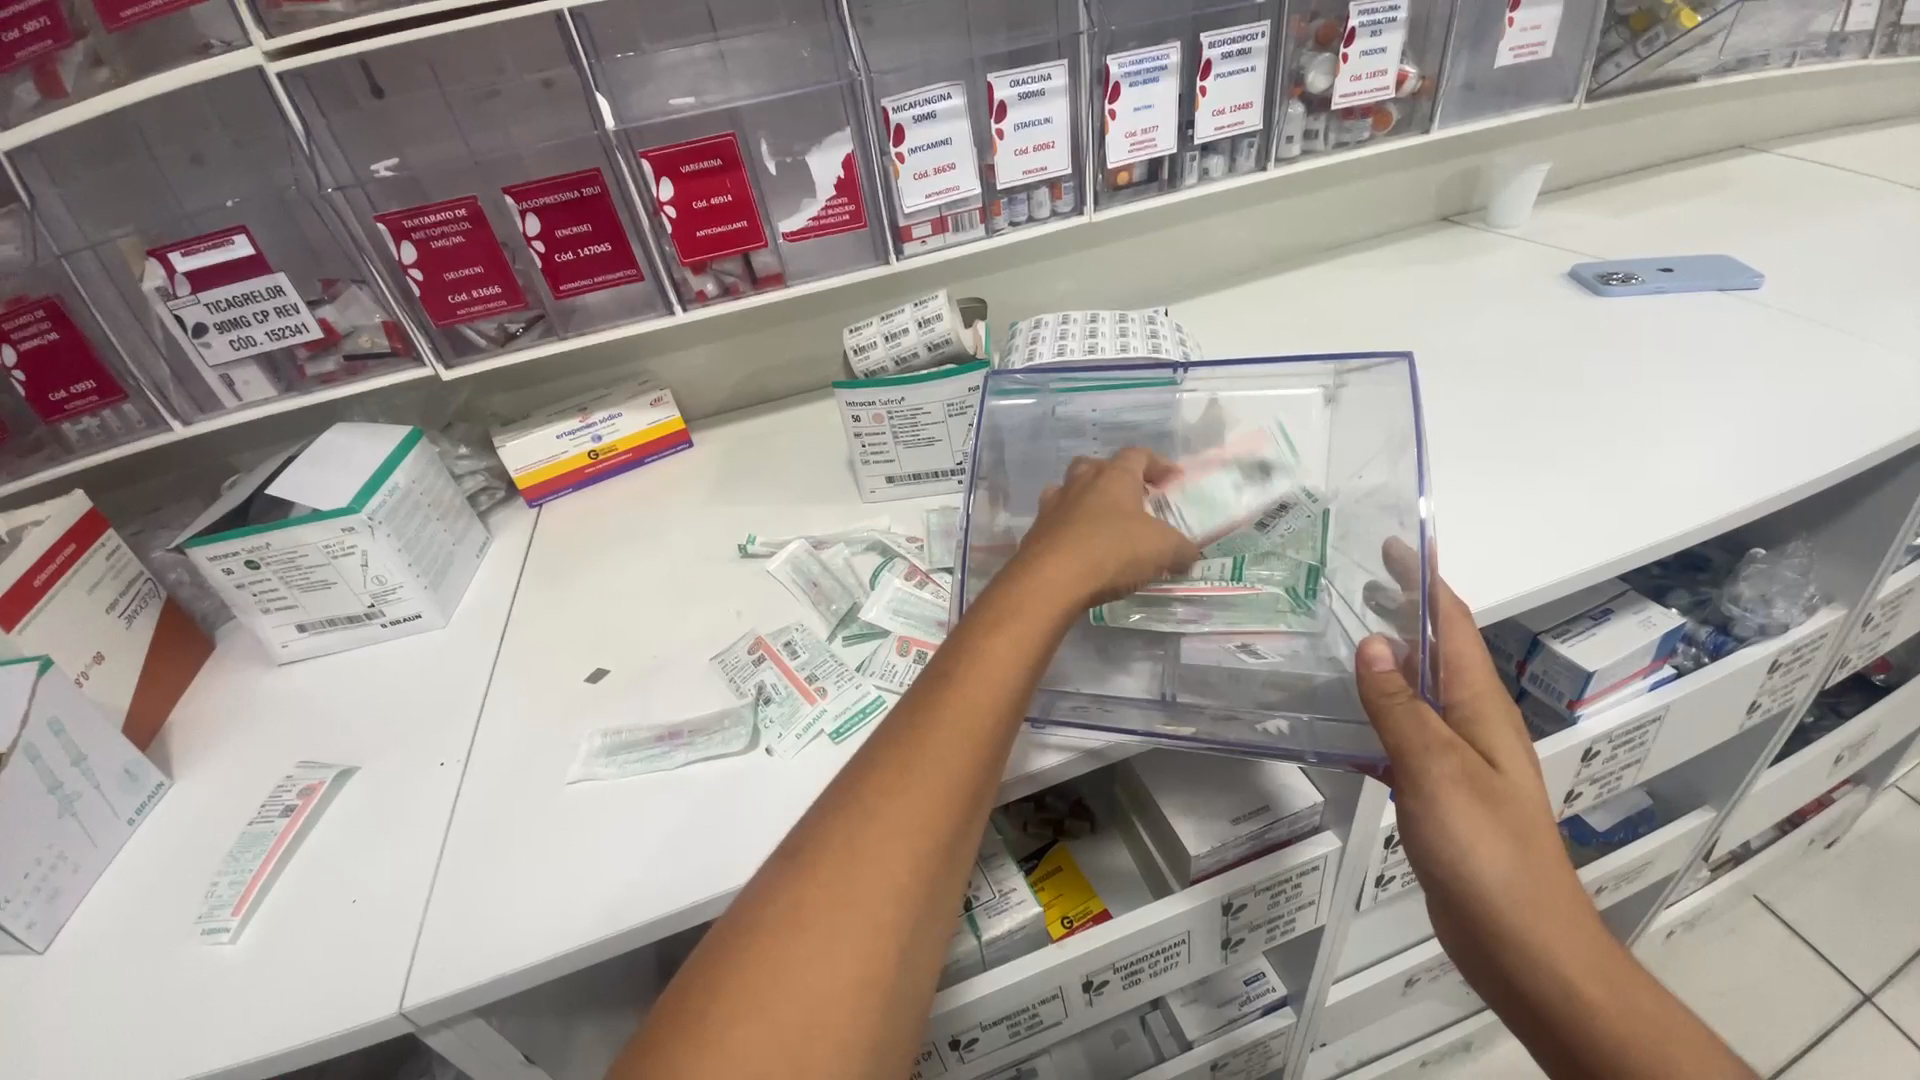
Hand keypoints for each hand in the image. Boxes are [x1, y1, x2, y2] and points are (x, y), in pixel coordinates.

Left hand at [1012, 448, 1202, 607]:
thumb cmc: (1112, 551)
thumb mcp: (1163, 550)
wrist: (1050, 580)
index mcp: (1113, 477)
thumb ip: (1181, 549)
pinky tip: (1080, 551)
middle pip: (1095, 466)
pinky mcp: (1035, 533)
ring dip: (1086, 503)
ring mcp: (1052, 506)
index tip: (1173, 480)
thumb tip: (1188, 555)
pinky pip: (1056, 523)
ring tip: (1103, 525)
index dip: (1158, 464)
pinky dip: (1069, 531)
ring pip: (1069, 491)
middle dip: (1114, 478)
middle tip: (1131, 500)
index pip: (1137, 455)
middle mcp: (1079, 483)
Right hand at [1353, 543, 1611, 997]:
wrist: (1521, 942)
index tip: (1392, 543)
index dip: (1426, 581)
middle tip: (1349, 582)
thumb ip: (1400, 707)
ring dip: (1383, 659)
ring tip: (1335, 636)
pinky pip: (1399, 734)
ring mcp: (1455, 758)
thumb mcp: (1436, 770)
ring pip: (1414, 692)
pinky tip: (1336, 718)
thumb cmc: (1486, 850)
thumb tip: (1372, 641)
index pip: (1453, 625)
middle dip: (1402, 610)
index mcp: (1481, 707)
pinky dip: (1370, 713)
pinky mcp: (1435, 791)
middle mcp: (1472, 723)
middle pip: (1436, 652)